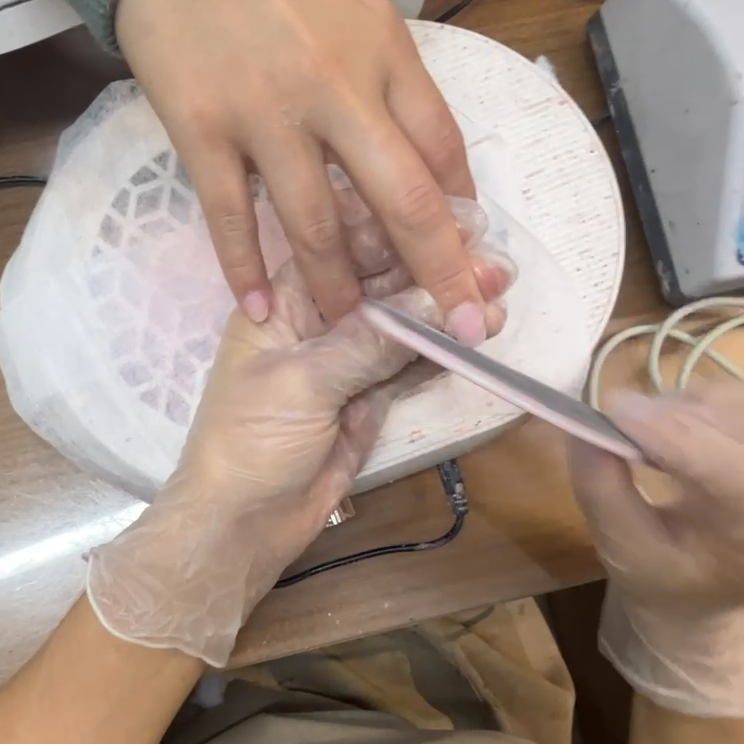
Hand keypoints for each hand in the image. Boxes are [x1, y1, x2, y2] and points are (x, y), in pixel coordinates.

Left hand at [87, 264, 500, 665]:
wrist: (243, 523)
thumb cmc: (252, 442)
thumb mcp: (303, 382)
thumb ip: (368, 341)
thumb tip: (437, 299)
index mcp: (281, 301)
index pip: (341, 246)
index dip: (395, 230)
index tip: (452, 220)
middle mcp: (315, 321)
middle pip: (381, 282)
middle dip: (434, 269)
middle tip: (494, 263)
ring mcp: (345, 360)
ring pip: (403, 322)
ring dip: (447, 308)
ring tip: (500, 294)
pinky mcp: (367, 396)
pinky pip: (409, 363)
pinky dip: (442, 349)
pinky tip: (478, 332)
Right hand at [116, 0, 498, 344]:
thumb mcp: (359, 2)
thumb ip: (391, 78)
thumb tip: (421, 154)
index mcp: (384, 53)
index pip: (442, 149)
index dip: (462, 215)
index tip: (473, 261)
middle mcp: (336, 91)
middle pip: (401, 199)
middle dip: (438, 273)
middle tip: (460, 328)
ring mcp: (265, 116)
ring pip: (314, 224)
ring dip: (339, 287)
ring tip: (350, 328)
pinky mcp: (202, 132)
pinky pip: (231, 217)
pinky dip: (244, 270)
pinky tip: (260, 308)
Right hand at [567, 340, 743, 715]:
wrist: (703, 598)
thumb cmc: (656, 573)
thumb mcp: (615, 544)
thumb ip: (601, 487)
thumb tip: (590, 424)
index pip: (738, 479)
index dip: (676, 433)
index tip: (616, 407)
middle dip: (701, 411)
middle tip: (644, 411)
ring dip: (730, 395)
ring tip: (677, 407)